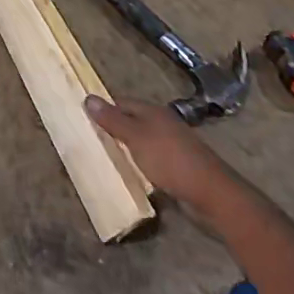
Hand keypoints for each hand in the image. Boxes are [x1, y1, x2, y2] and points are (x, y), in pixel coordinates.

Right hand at [84, 96, 242, 214]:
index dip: (101, 108)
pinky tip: (127, 171)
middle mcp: (163, 125)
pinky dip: (136, 162)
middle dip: (110, 129)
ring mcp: (171, 146)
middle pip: (130, 121)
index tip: (81, 118)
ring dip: (123, 148)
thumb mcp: (135, 137)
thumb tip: (88, 97)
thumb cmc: (170, 160)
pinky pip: (148, 158)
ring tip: (102, 155)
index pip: (120, 102)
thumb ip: (112, 119)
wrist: (213, 196)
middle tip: (87, 138)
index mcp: (153, 112)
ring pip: (138, 141)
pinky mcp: (176, 166)